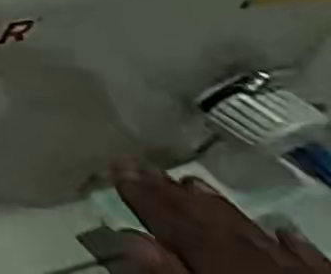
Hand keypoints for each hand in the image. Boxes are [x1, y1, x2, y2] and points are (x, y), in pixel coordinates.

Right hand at [113, 163, 330, 272]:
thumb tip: (129, 236)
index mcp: (224, 263)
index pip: (175, 222)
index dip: (143, 194)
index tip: (116, 166)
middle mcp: (263, 262)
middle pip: (214, 223)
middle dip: (174, 194)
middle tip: (142, 164)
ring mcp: (302, 273)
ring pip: (257, 235)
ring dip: (221, 209)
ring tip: (191, 183)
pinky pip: (314, 263)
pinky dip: (292, 244)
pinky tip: (282, 230)